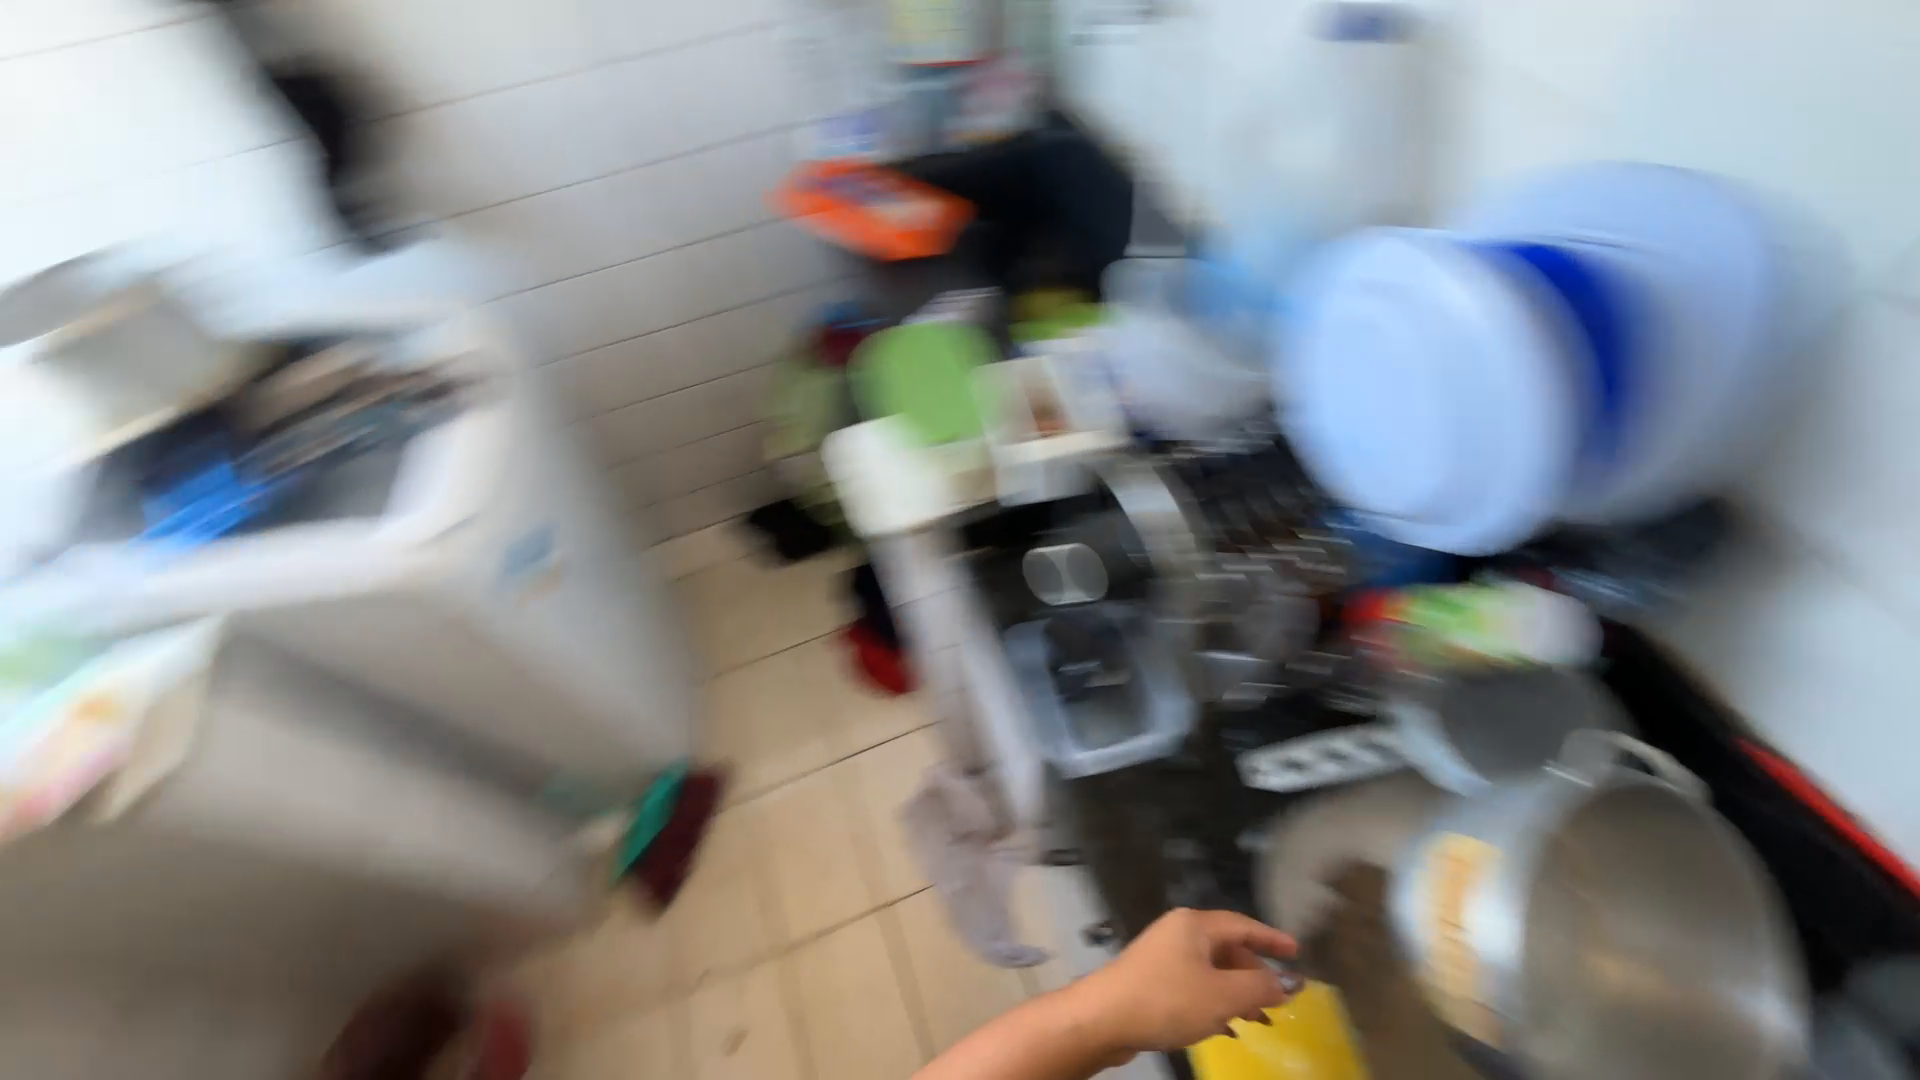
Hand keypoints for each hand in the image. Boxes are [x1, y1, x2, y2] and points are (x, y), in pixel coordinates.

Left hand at [1071, 908, 1297, 1054]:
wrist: (1106, 1018)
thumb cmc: (1168, 999)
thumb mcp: (1222, 996)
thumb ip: (1258, 988)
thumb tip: (1286, 983)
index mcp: (1194, 925)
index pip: (1242, 924)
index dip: (1271, 939)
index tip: (1297, 951)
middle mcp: (1179, 932)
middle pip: (1227, 947)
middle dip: (1255, 974)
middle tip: (1280, 1001)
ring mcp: (1164, 956)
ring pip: (1212, 970)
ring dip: (1237, 993)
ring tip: (1262, 1021)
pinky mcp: (1154, 980)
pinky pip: (1195, 986)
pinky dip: (1216, 1003)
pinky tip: (1229, 1029)